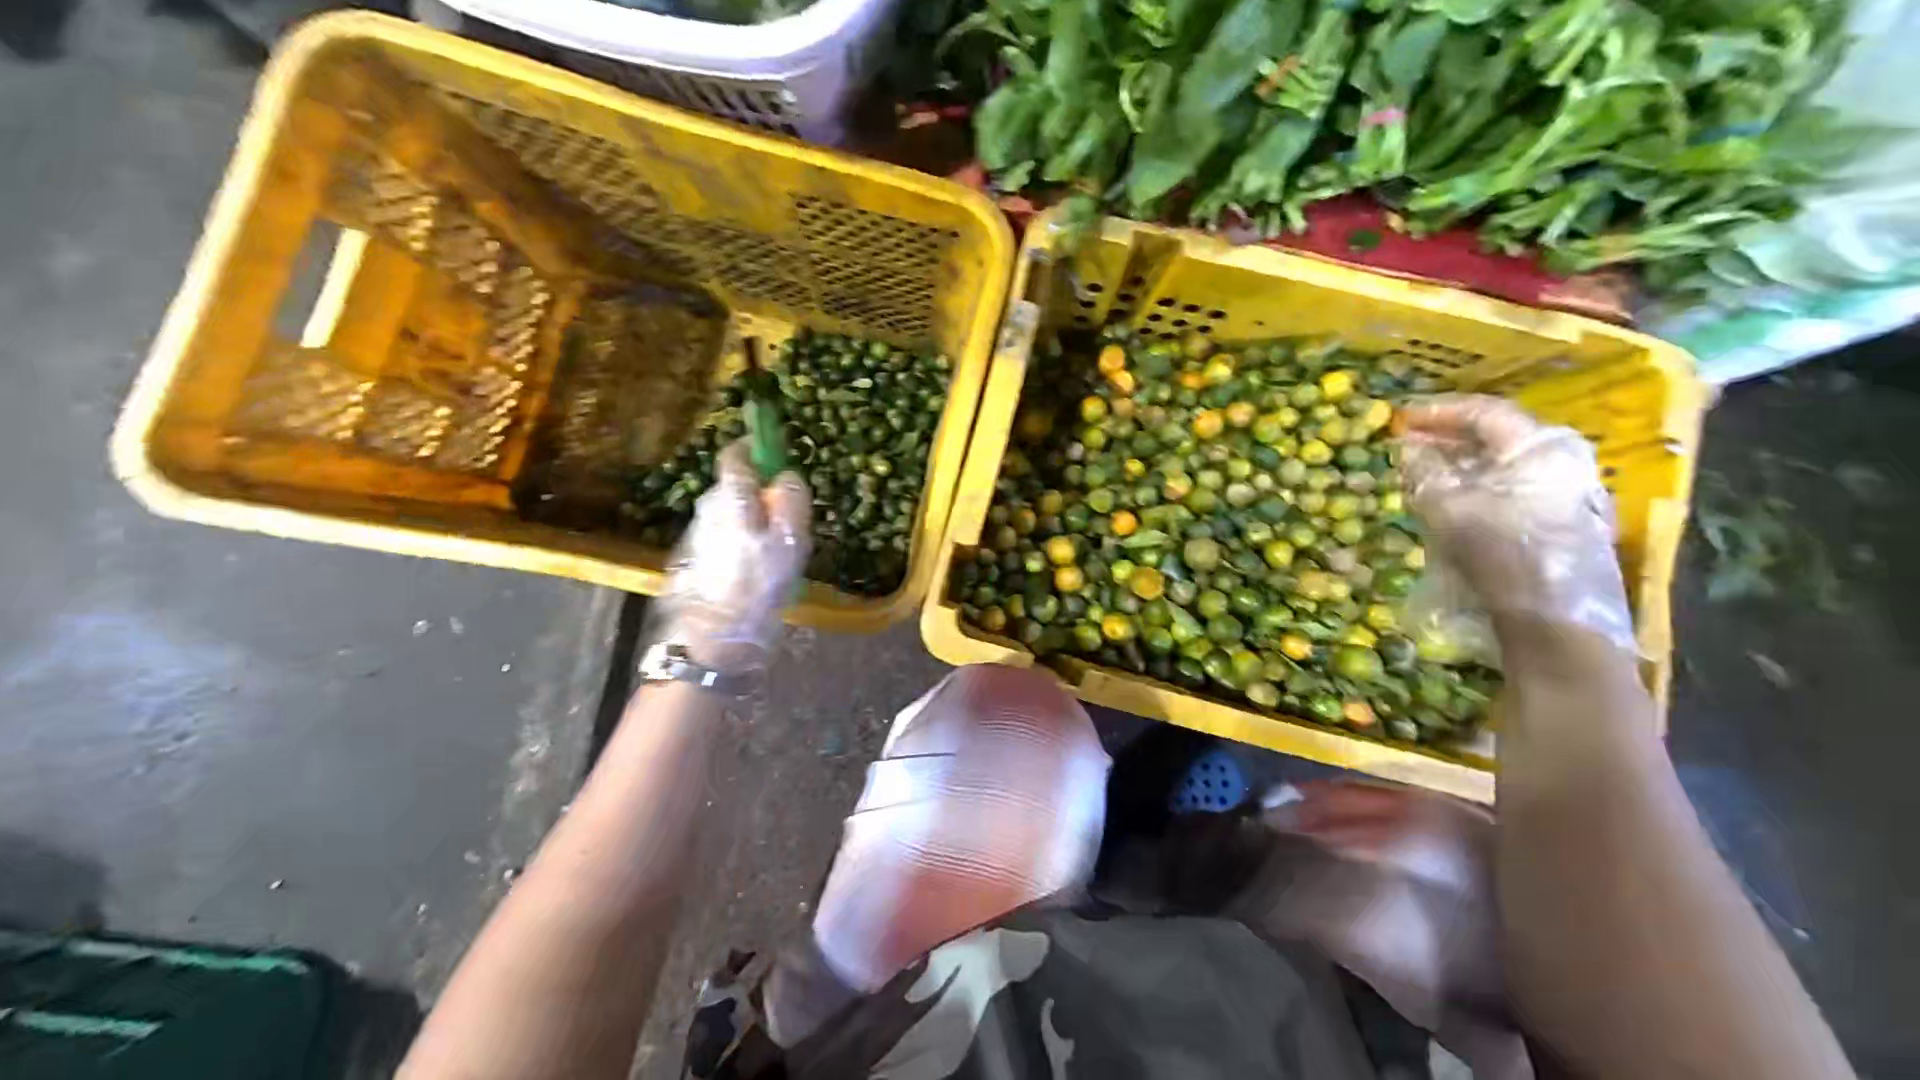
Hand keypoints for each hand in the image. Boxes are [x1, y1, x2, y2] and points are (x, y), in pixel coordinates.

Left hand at [649, 441, 810, 674]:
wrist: (713, 640)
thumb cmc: (757, 586)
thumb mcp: (790, 543)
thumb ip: (791, 502)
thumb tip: (786, 476)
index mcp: (731, 499)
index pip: (734, 456)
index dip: (754, 449)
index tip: (773, 455)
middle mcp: (707, 509)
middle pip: (733, 487)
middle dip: (757, 494)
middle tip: (783, 518)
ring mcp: (696, 535)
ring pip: (728, 514)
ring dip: (747, 521)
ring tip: (770, 551)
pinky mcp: (693, 560)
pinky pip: (721, 538)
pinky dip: (737, 543)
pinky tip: (750, 570)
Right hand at [1396, 395, 1635, 654]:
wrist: (1556, 621)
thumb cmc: (1502, 552)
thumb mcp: (1448, 507)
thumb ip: (1424, 471)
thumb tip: (1406, 449)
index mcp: (1540, 446)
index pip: (1484, 411)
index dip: (1437, 411)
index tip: (1399, 418)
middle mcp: (1561, 461)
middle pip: (1496, 435)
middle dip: (1445, 437)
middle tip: (1404, 443)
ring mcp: (1565, 492)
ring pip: (1502, 464)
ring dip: (1458, 463)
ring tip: (1417, 469)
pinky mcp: (1561, 522)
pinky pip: (1510, 487)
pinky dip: (1474, 485)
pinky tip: (1447, 498)